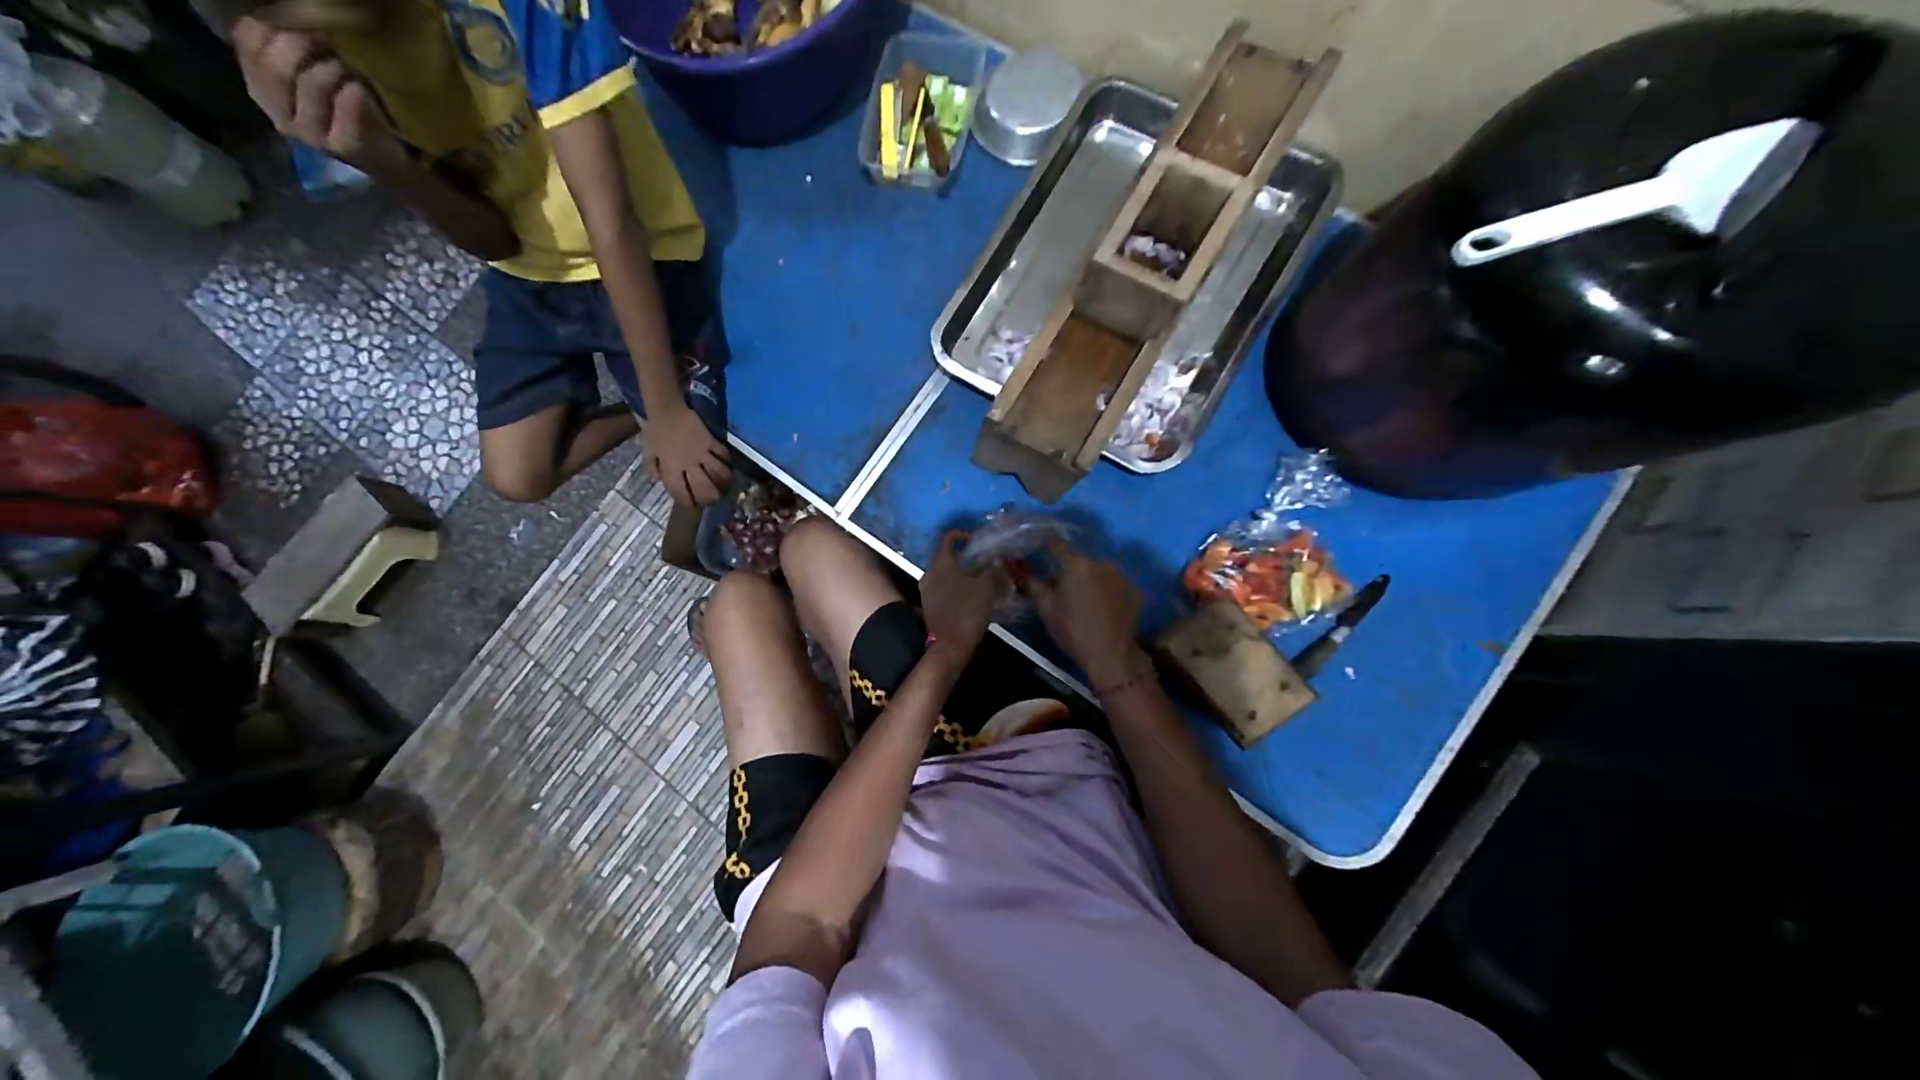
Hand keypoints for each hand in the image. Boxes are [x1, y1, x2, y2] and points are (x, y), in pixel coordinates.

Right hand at [230, 16, 403, 171]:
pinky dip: (353, 92)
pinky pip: (345, 109)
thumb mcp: (313, 74)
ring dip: (332, 68)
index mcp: (261, 89)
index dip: (271, 24)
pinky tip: (360, 88)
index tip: (301, 23)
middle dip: (301, 44)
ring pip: (310, 84)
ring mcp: (310, 135)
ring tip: (348, 68)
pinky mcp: (342, 147)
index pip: (246, 44)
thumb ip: (289, 47)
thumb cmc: (349, 110)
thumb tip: (282, 9)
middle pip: (274, 65)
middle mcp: (279, 114)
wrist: (388, 160)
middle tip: (328, 41)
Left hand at [644, 404, 732, 506]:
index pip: (680, 491)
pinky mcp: (710, 441)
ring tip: (726, 484)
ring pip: (718, 472)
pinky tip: (728, 463)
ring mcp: (701, 453)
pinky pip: (722, 454)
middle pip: (704, 486)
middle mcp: (688, 464)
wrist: (666, 409)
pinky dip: (727, 460)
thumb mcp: (647, 450)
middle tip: (715, 499)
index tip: (693, 505)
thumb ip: (651, 467)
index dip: (687, 501)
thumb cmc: (654, 429)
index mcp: (671, 468)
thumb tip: (658, 480)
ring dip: (723, 480)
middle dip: (711, 496)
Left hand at [920, 531, 1004, 653]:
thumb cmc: (967, 610)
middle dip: (967, 557)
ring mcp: (927, 590)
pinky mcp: (930, 604)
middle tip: (985, 561)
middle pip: (948, 557)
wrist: (950, 645)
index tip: (978, 541)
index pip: (949, 538)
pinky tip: (972, 594)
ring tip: (982, 579)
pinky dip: (957, 586)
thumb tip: (998, 558)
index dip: (964, 535)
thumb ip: (992, 569)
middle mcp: (929, 573)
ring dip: (962, 573)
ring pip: (946, 573)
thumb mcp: (985, 587)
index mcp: (941, 563)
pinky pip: (944, 588)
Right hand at [1028, 539, 1148, 689]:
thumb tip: (1015, 565)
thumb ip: (1031, 582)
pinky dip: (1107, 591)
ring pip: (1098, 571)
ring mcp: (1120, 575)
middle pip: (1079, 561)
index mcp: (1075, 564)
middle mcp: (1100, 562)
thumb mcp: (1046, 608)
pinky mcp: (1134, 589)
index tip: (1039, 549)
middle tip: (1063, 591)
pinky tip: (1103, 609)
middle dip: (1069, 571)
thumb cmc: (1072, 630)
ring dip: (1090, 580)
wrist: (1111, 655)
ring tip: (1085, 602)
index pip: (1056, 544)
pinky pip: (1114, 584)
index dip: (1046, 545)